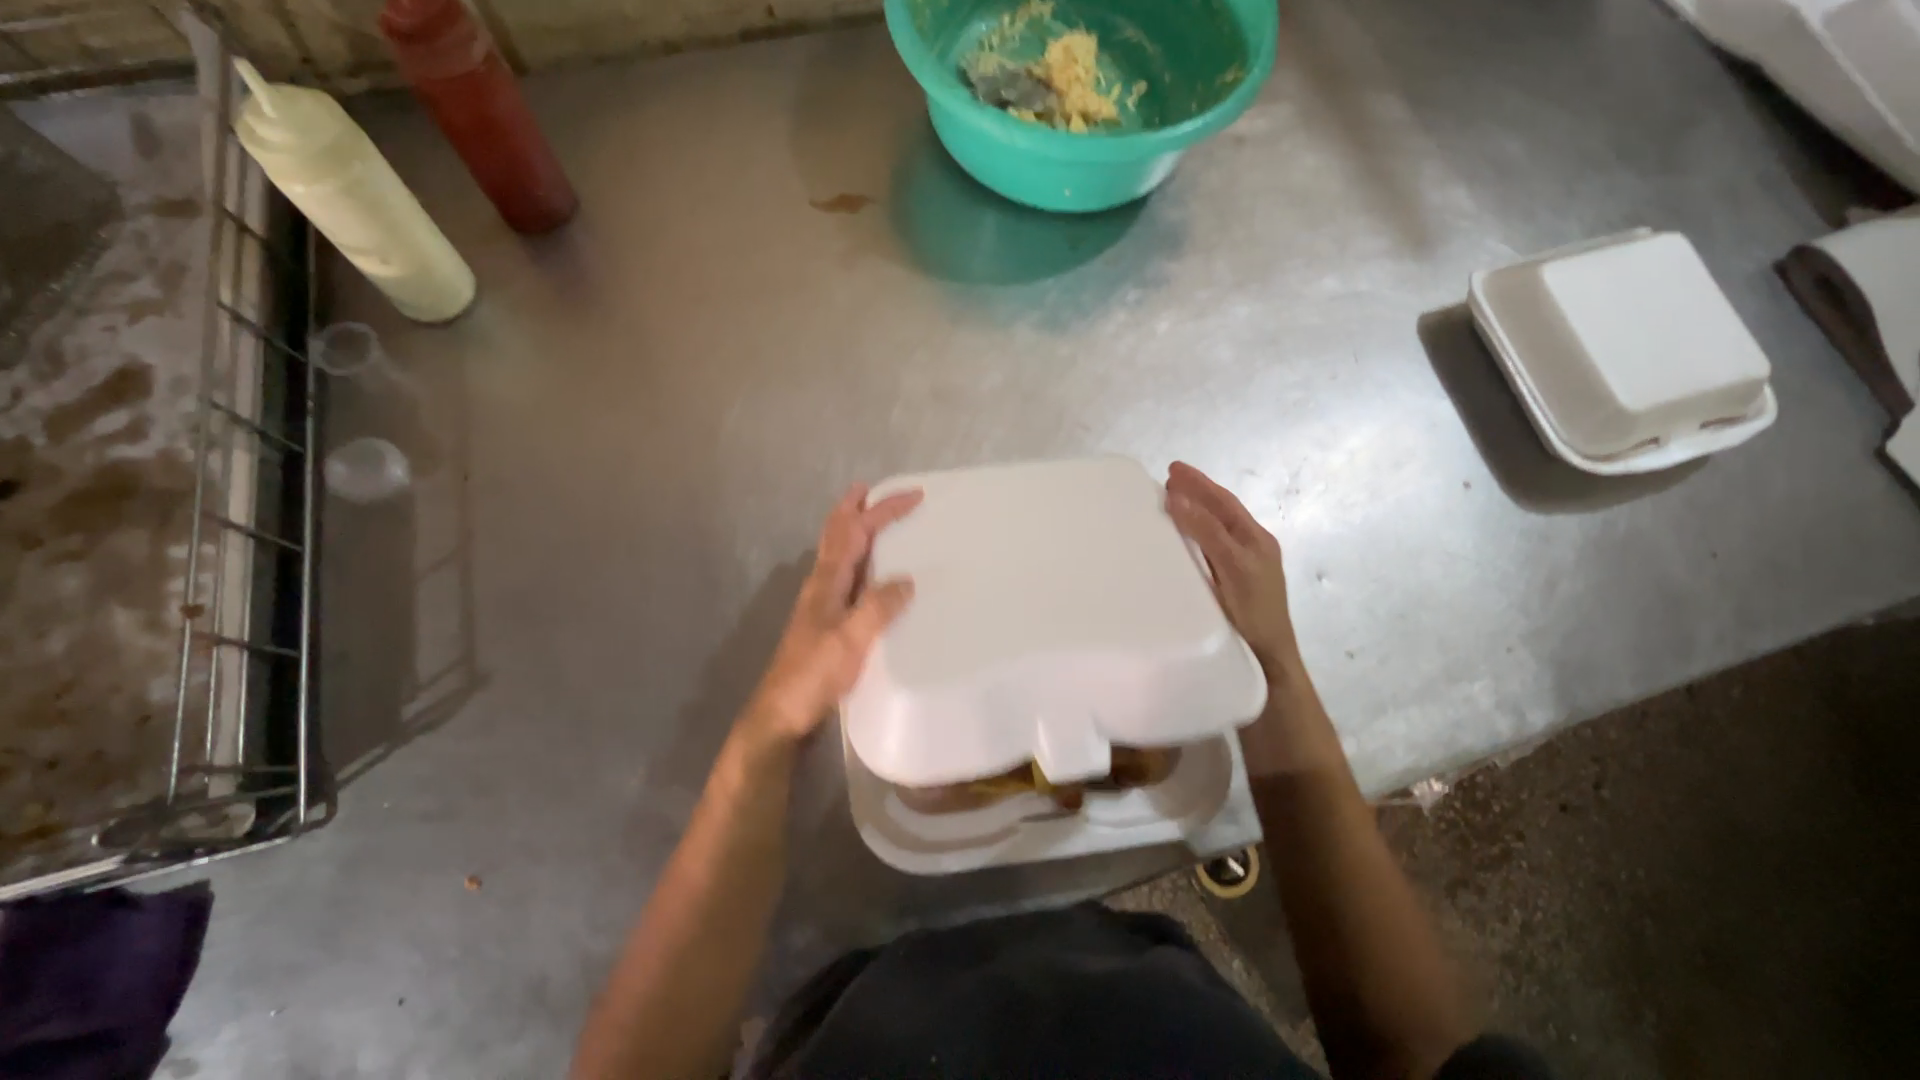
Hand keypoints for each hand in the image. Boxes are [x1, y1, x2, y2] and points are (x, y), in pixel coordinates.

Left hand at [743, 484, 921, 744]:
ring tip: (870, 523)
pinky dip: (858, 564)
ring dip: (853, 533)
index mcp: (826, 582)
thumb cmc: (813, 675)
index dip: (882, 511)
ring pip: (837, 556)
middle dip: (855, 510)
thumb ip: (877, 608)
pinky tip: (868, 579)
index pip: (855, 533)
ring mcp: (820, 606)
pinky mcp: (825, 626)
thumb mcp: (849, 640)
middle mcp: (820, 587)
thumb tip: (905, 581)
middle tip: (871, 491)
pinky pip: (845, 580)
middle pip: (837, 536)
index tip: (913, 495)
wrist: (781, 715)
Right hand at [1165, 461, 1300, 679]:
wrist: (1269, 662)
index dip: (1199, 485)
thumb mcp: (1231, 569)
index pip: (1224, 504)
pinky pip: (1214, 547)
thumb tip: (1180, 498)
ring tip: (1172, 498)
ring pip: (1219, 529)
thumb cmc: (1251, 616)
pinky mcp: (1234, 585)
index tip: (1173, 470)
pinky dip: (1197, 532)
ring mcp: (1245, 567)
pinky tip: (1183, 537)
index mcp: (1256, 541)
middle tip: (1170, 477)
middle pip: (1223, 512)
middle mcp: (1253, 549)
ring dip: (1197, 510)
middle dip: (1198, 492)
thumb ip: (1208, 533)